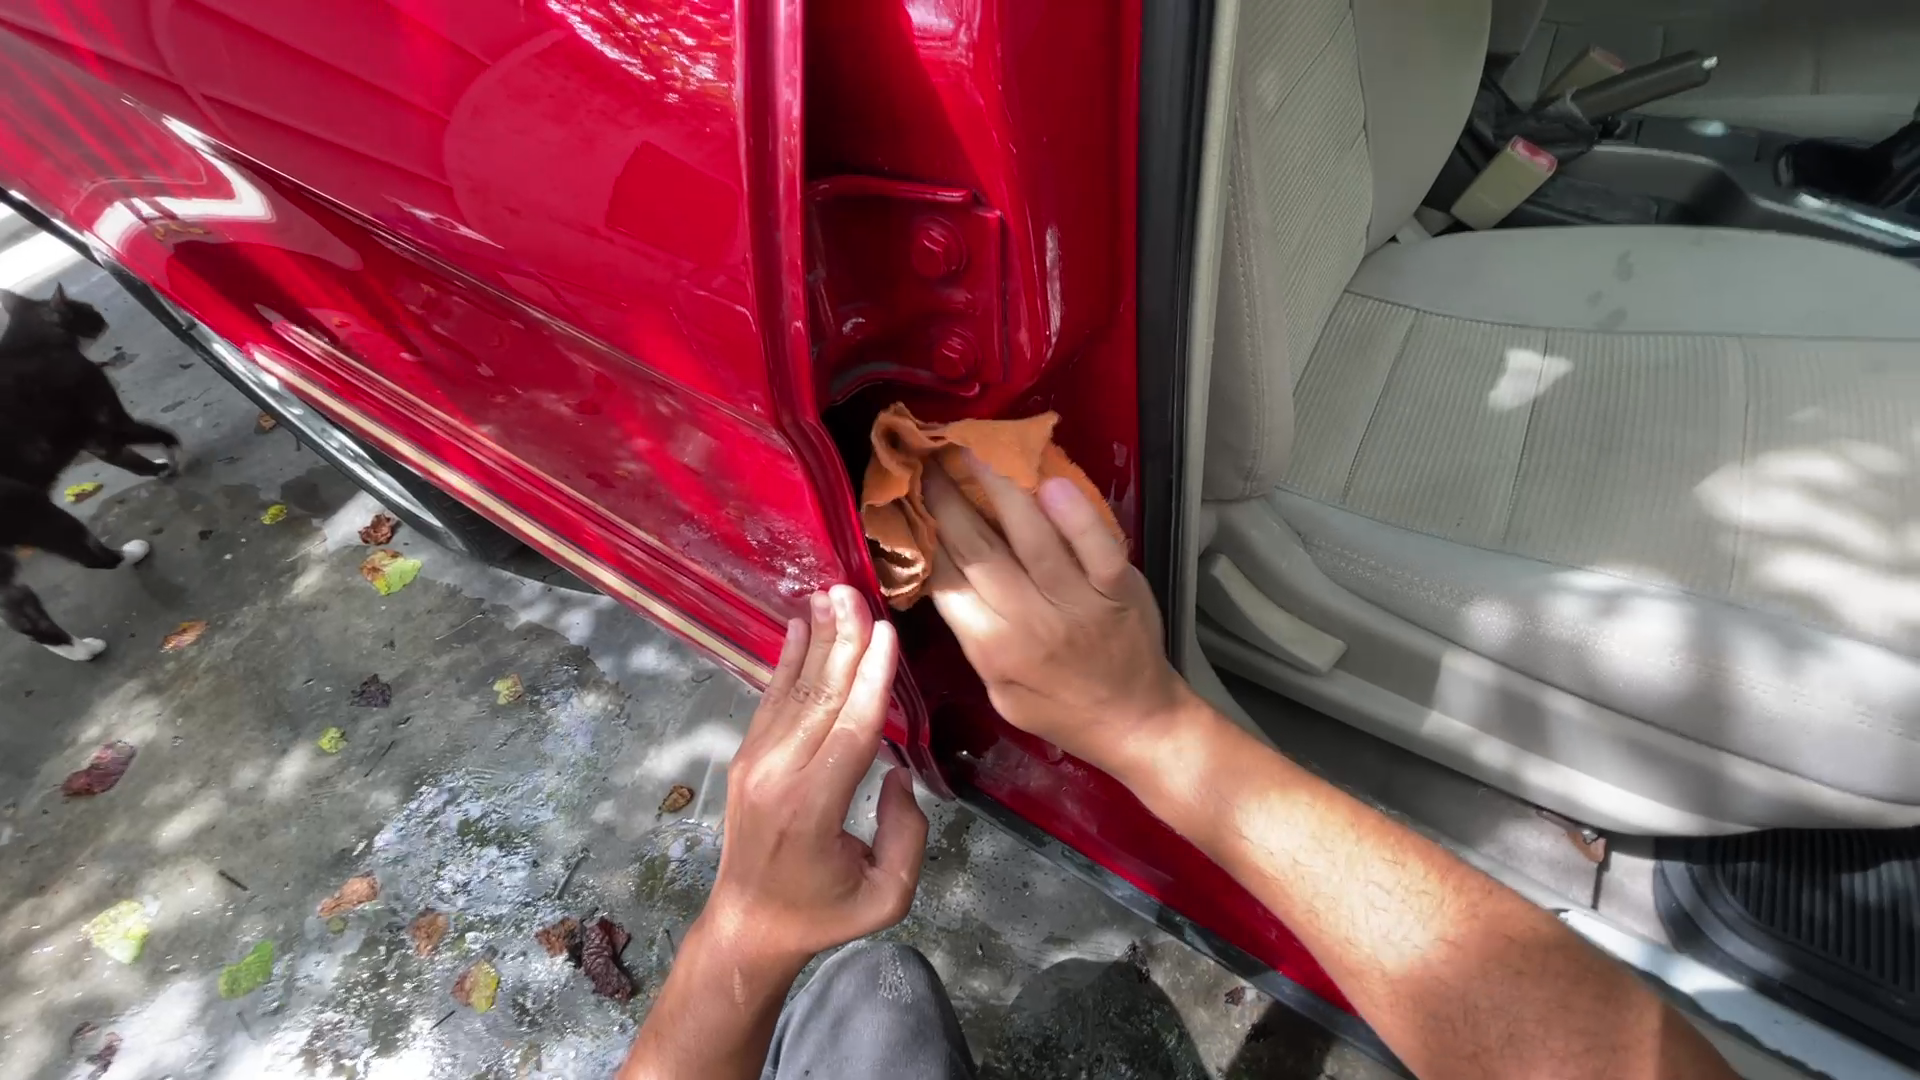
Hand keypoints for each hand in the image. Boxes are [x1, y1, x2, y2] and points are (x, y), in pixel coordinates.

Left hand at [701, 585, 928, 972]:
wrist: (746, 925)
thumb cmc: (822, 914)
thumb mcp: (886, 898)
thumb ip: (907, 837)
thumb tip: (900, 774)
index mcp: (815, 808)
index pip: (851, 730)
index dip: (872, 679)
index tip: (886, 632)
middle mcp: (779, 774)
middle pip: (820, 696)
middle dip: (843, 641)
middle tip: (855, 593)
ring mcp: (756, 762)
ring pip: (794, 689)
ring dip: (816, 639)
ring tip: (830, 595)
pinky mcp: (746, 756)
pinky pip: (770, 699)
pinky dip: (786, 660)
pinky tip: (798, 628)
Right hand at [923, 455, 1196, 770]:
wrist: (1135, 722)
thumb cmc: (1060, 708)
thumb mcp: (999, 689)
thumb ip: (972, 635)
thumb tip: (944, 576)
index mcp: (993, 646)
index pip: (945, 580)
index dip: (923, 535)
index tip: (908, 498)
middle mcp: (1030, 620)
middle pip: (977, 549)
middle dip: (946, 501)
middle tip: (928, 459)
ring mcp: (1078, 600)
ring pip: (1030, 537)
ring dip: (998, 489)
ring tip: (973, 451)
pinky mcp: (1119, 587)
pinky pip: (1095, 545)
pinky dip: (1074, 515)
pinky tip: (1049, 482)